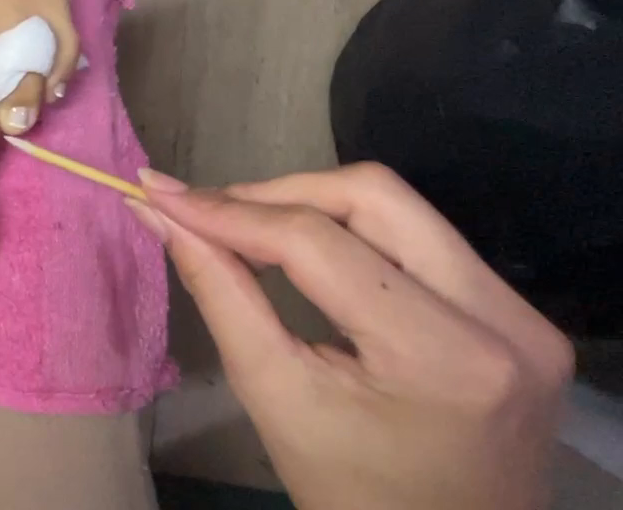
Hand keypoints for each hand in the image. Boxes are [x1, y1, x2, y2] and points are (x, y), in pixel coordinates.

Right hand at [135, 164, 573, 509]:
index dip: (225, 209)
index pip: (314, 241)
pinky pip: (412, 233)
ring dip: (304, 205)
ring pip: (392, 205)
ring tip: (243, 232)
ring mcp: (518, 313)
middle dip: (273, 193)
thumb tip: (152, 206)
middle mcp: (503, 320)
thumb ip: (214, 285)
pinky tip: (295, 252)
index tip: (155, 191)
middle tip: (207, 215)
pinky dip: (339, 228)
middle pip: (371, 196)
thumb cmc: (347, 484)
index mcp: (444, 355)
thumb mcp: (269, 387)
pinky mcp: (511, 311)